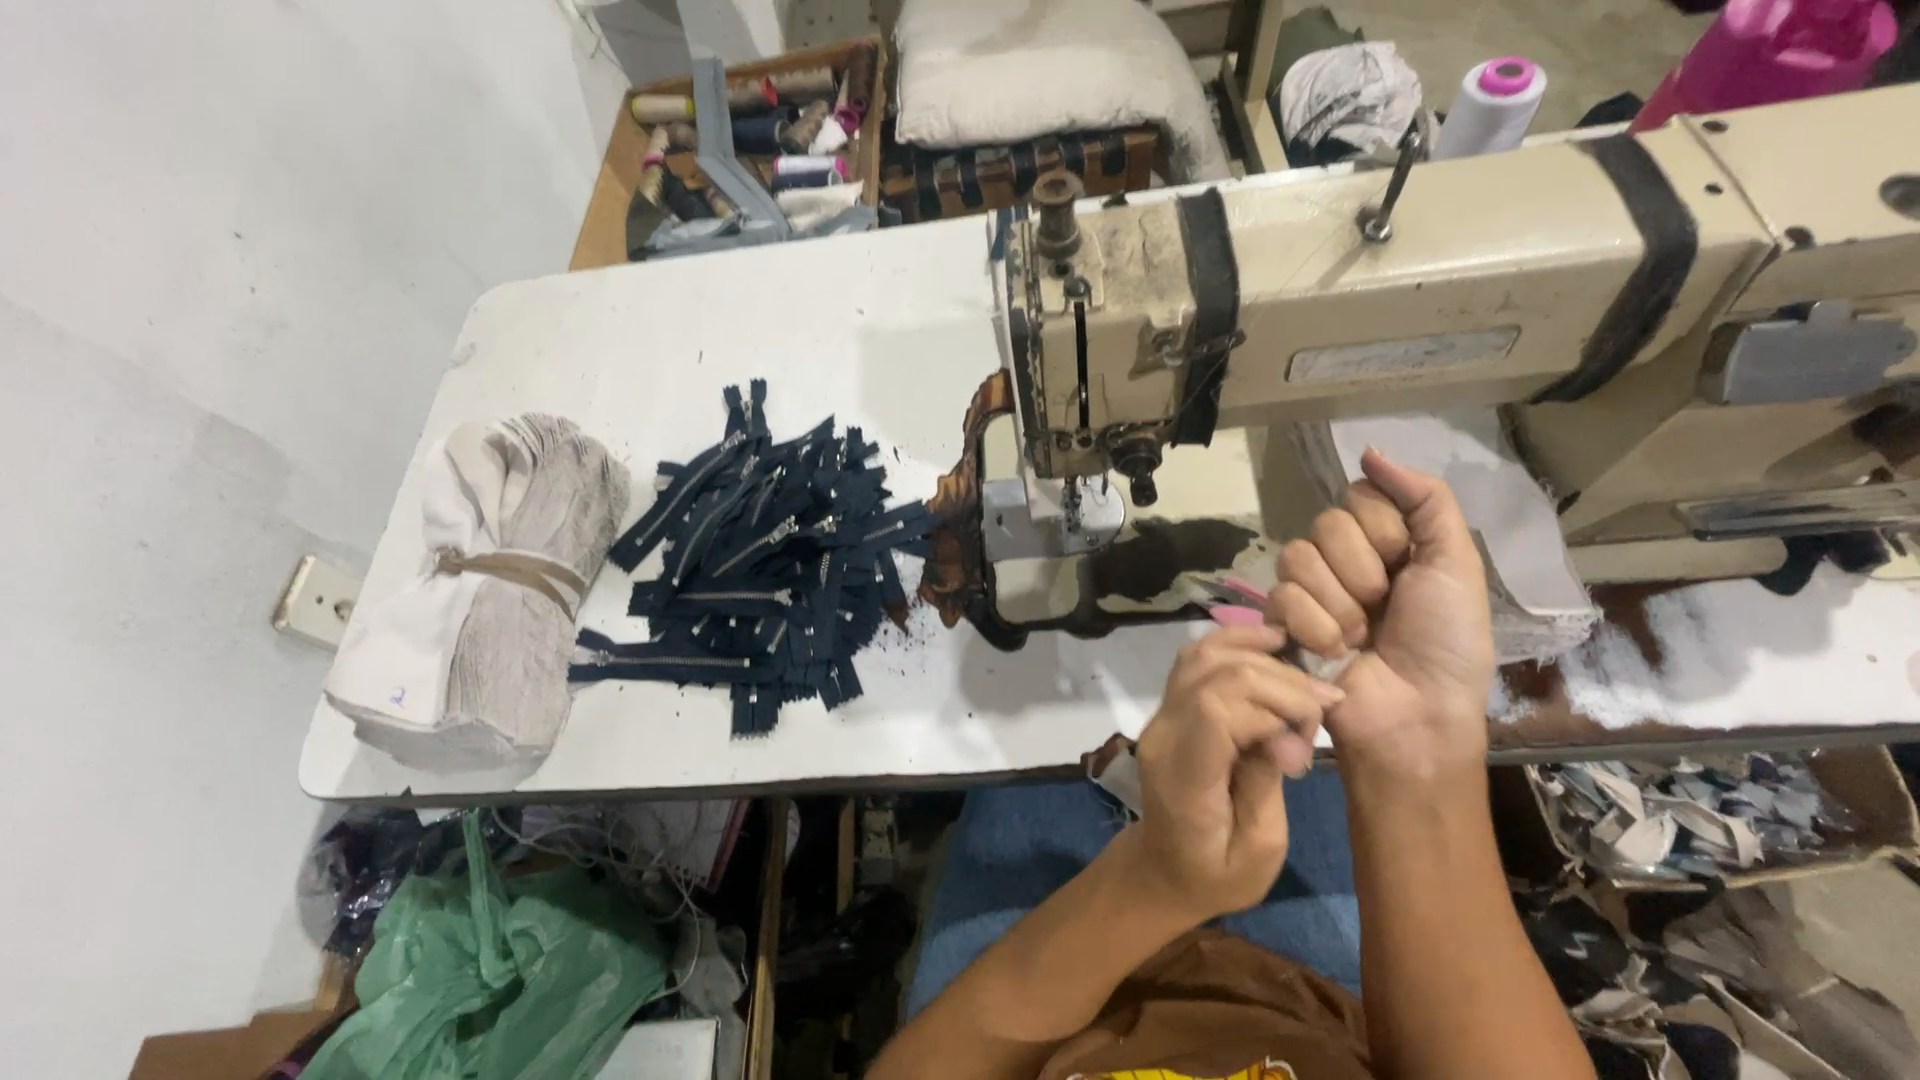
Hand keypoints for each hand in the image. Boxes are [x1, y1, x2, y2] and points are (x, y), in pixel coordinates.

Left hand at [1126, 625, 1346, 920]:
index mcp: (1182, 776)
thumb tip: (1286, 735)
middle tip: (1317, 716)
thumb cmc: (1217, 872)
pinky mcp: (1170, 705)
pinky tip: (1273, 646)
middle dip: (1281, 684)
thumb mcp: (1257, 851)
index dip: (1272, 707)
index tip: (1305, 743)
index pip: (1215, 709)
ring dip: (1262, 657)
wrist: (1166, 867)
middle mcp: (1164, 733)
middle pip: (1217, 675)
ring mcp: (1161, 714)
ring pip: (1205, 655)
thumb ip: (1265, 785)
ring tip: (1304, 681)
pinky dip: (1236, 642)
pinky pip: (1196, 657)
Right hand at [1267, 448, 1495, 787]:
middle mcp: (1343, 560)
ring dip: (1339, 604)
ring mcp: (1309, 591)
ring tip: (1360, 638)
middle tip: (1384, 607)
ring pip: (1298, 558)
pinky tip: (1335, 651)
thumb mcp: (1456, 564)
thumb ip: (1426, 500)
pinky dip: (1314, 626)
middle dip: (1361, 571)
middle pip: (1325, 525)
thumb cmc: (1448, 643)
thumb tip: (1371, 451)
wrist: (1417, 712)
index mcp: (1386, 542)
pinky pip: (1281, 597)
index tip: (1405, 566)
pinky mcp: (1281, 622)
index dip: (1381, 530)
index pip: (1358, 496)